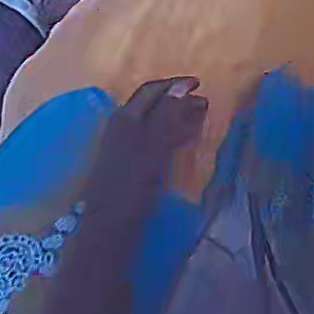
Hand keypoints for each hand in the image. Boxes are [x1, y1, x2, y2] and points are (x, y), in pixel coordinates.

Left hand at [82, 77, 207, 222]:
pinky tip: (182, 141)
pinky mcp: (128, 165)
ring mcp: (123, 146)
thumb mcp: (153, 145)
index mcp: (126, 117)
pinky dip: (170, 134)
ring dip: (175, 116)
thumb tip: (182, 87)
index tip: (199, 84)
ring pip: (153, 122)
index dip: (175, 84)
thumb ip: (166, 115)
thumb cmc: (132, 185)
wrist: (110, 229)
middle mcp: (122, 126)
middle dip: (177, 99)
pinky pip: (153, 139)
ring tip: (197, 118)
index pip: (152, 90)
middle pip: (152, 104)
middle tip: (203, 102)